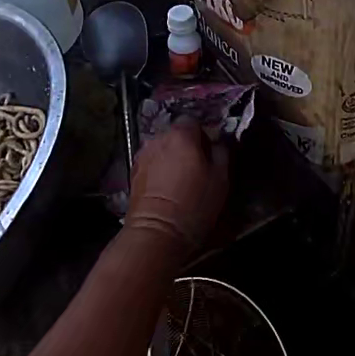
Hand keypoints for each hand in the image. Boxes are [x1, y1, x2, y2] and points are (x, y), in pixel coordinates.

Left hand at [126, 120, 229, 257]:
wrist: (157, 234)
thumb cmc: (194, 203)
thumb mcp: (221, 177)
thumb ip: (222, 151)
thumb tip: (218, 142)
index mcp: (181, 135)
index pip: (194, 122)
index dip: (205, 134)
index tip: (211, 152)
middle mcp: (158, 139)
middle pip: (176, 134)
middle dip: (187, 145)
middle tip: (198, 165)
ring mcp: (142, 155)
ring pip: (163, 148)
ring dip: (172, 156)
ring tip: (181, 177)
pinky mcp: (132, 173)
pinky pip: (152, 162)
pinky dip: (159, 169)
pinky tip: (167, 187)